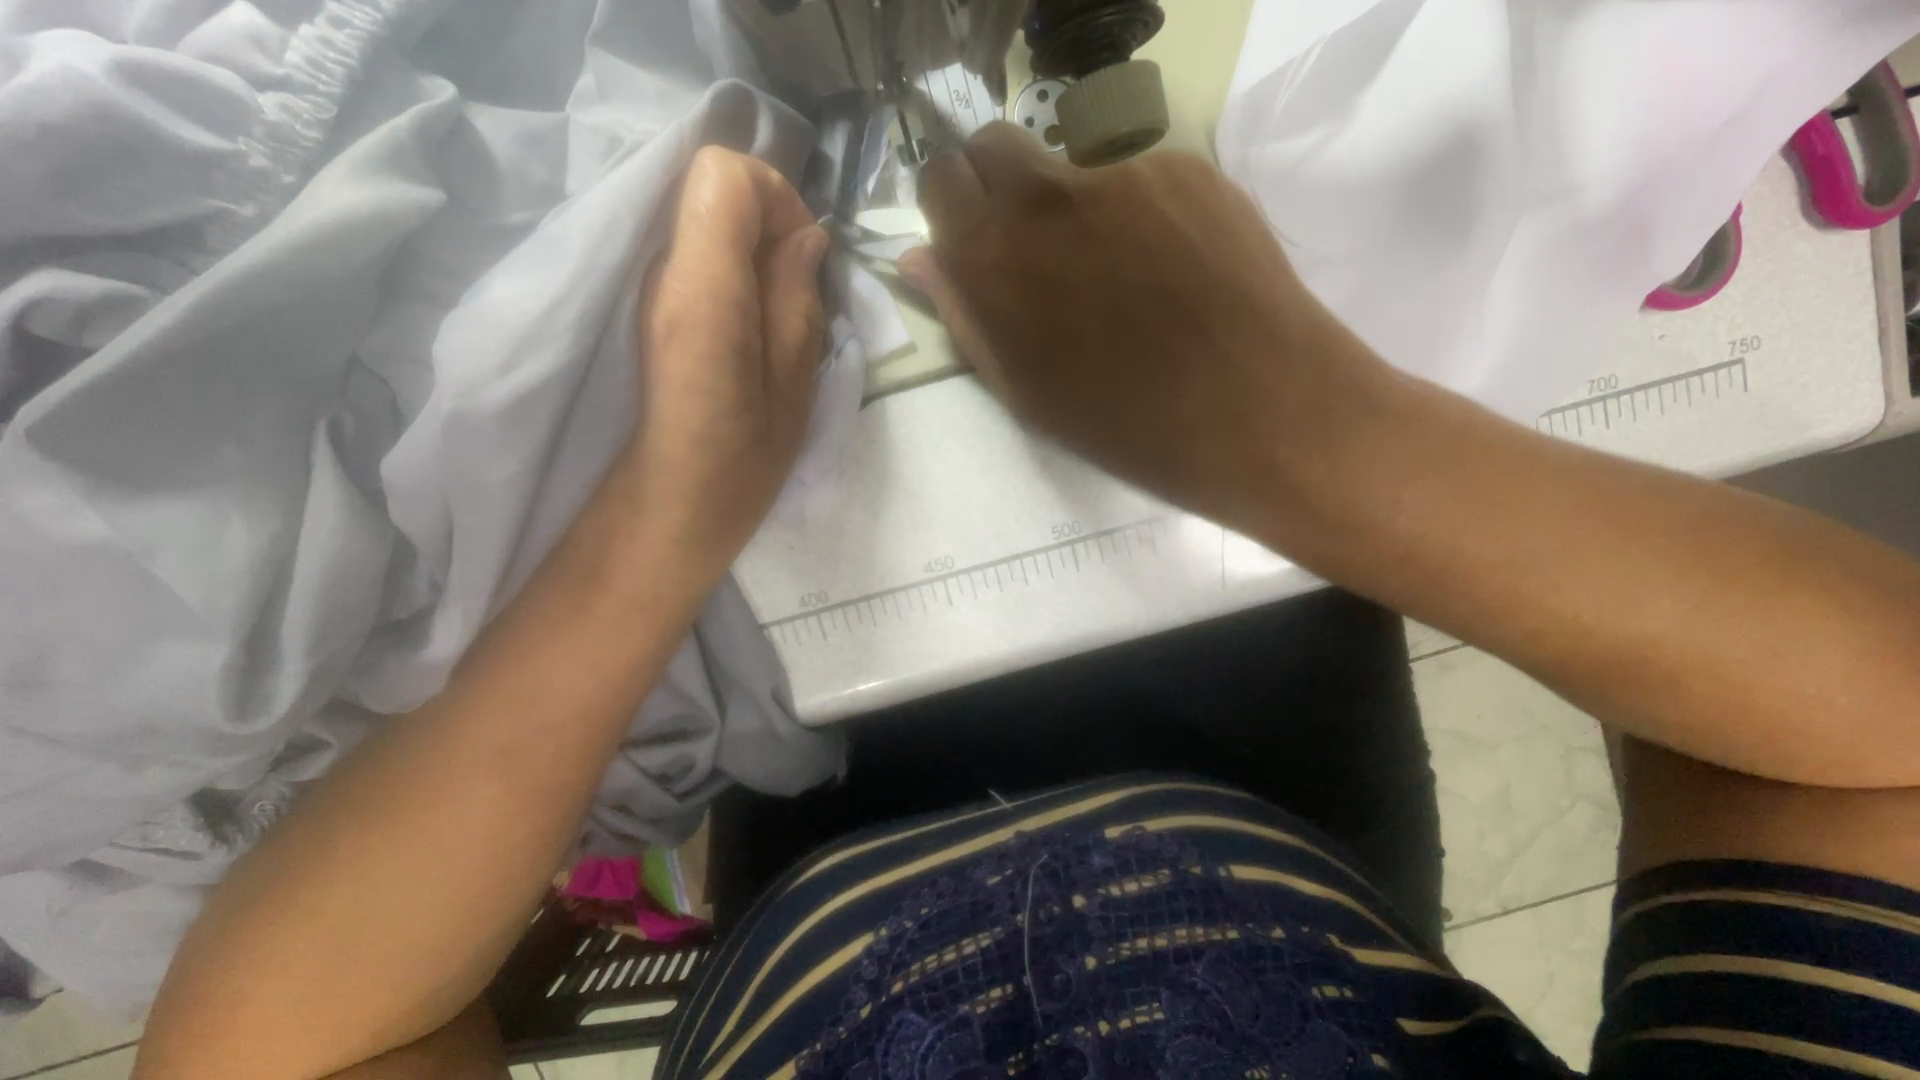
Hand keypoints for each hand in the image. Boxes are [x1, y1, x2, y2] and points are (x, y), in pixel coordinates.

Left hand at [611, 146, 828, 585]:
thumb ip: (797, 298)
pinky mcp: (656, 308)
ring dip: (754, 249)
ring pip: (705, 221)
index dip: (771, 194)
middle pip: (710, 190)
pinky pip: (698, 255)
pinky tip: (757, 326)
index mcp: (702, 292)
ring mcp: (653, 290)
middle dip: (767, 221)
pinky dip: (736, 271)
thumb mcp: (792, 384)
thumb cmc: (741, 464)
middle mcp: (666, 276)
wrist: (672, 507)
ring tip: (782, 313)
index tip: (801, 251)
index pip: (720, 174)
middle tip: (800, 286)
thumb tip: (805, 238)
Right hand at [898, 124, 1394, 532]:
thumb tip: (919, 258)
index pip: (939, 176)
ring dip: (1075, 202)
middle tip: (1032, 243)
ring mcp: (1120, 172)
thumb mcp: (1022, 390)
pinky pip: (1140, 176)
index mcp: (991, 253)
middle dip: (997, 180)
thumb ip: (961, 312)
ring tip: (1123, 272)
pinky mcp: (1184, 168)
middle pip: (994, 142)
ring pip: (1072, 165)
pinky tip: (1173, 267)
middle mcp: (1046, 194)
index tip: (971, 236)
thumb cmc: (1123, 422)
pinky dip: (1141, 210)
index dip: (951, 204)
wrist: (1254, 406)